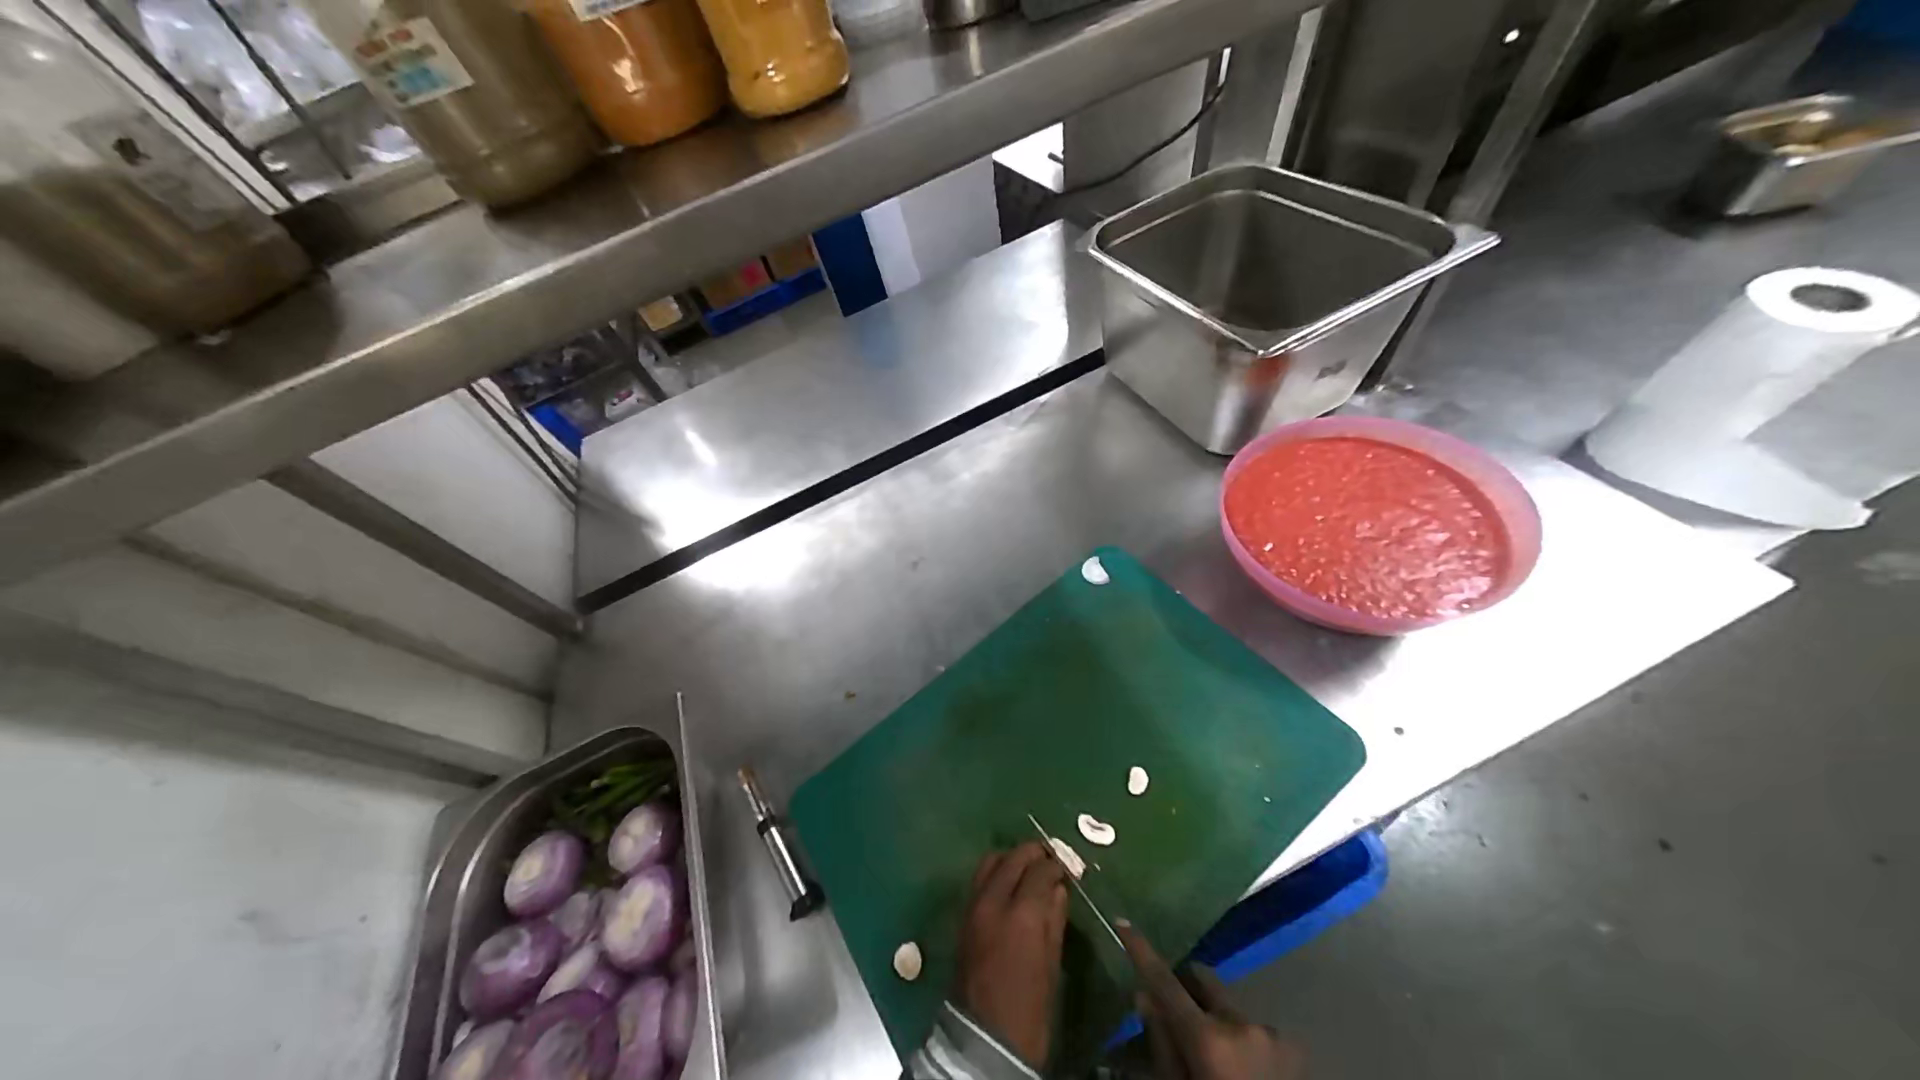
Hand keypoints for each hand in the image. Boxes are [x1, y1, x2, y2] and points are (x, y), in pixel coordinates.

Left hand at [954, 841, 1068, 1067]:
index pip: (1040, 870)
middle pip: (1012, 858)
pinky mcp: (962, 917)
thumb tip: (1059, 888)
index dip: (1057, 864)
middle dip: (1033, 853)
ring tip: (1029, 868)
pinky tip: (1010, 883)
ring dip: (1011, 859)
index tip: (1068, 866)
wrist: (984, 1039)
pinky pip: (979, 880)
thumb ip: (1054, 920)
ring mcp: (973, 907)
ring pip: (990, 862)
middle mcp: (992, 902)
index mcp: (1021, 915)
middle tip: (1051, 857)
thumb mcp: (1051, 966)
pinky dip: (995, 873)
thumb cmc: (1029, 1009)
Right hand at [1117, 919, 1304, 1079]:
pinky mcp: (1293, 1047)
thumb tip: (1144, 996)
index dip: (1141, 951)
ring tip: (1218, 1061)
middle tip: (1177, 1013)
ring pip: (1228, 1007)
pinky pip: (1254, 1029)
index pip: (1164, 982)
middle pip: (1202, 980)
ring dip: (1217, 1021)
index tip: (1124, 923)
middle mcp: (1240, 1024)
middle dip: (1186, 989)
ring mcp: (1271, 1033)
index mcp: (1207, 1039)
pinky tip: (1244, 1072)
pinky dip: (1242, 1040)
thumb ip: (1162, 1043)